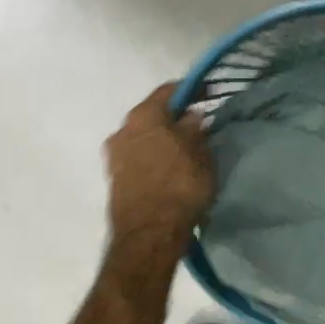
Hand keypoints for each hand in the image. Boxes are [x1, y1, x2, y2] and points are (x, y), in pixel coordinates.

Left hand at [106, 84, 213, 243]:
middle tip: (198, 124)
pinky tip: (170, 168)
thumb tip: (192, 117)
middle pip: (152, 114)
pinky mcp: (115, 178)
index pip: (169, 90)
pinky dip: (155, 157)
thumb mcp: (200, 156)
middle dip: (175, 117)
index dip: (192, 89)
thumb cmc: (180, 187)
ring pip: (144, 137)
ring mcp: (114, 155)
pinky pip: (139, 157)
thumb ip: (195, 130)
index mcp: (144, 115)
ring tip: (185, 150)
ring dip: (163, 139)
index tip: (210, 93)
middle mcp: (122, 129)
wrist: (149, 234)